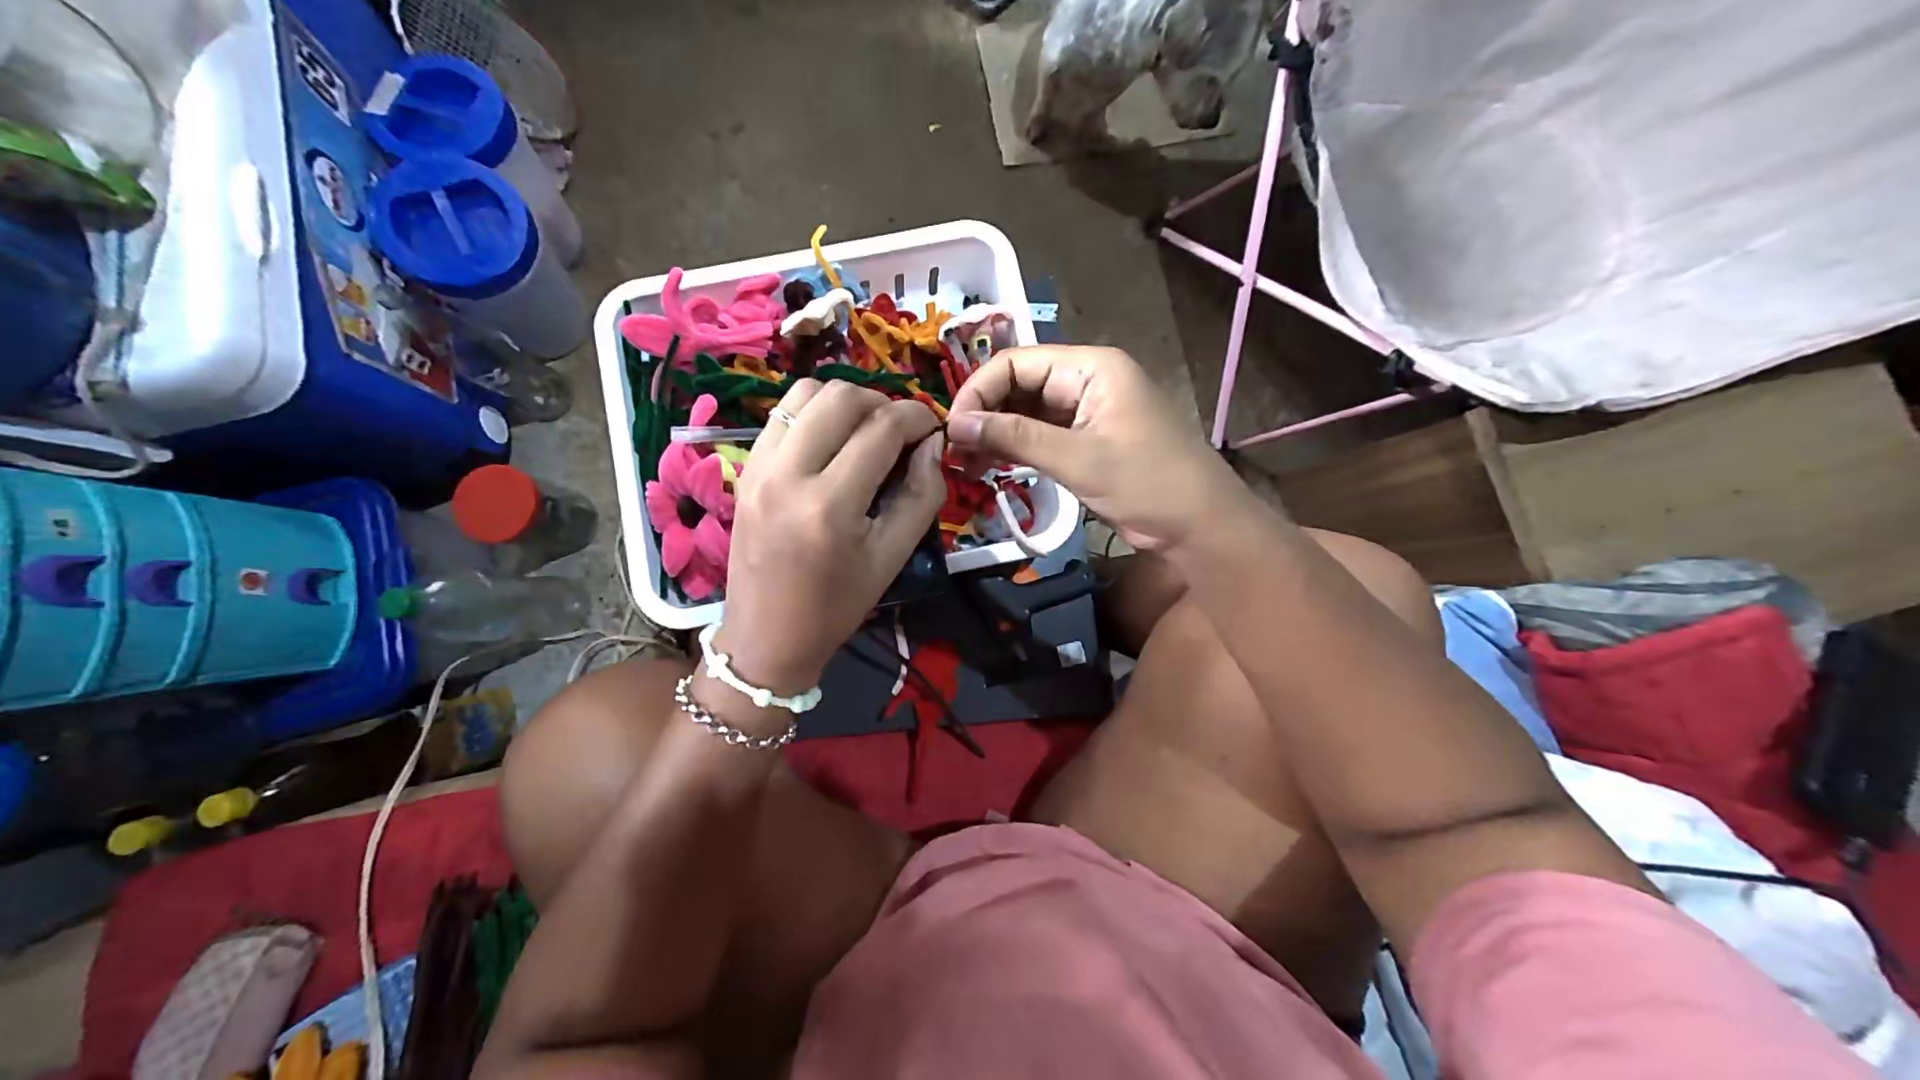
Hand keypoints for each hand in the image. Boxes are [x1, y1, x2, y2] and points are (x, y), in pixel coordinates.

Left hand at [711, 379, 945, 696]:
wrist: (767, 636)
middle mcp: (788, 474)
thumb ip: (923, 495)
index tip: (934, 428)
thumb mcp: (893, 557)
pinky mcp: (744, 468)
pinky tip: (830, 443)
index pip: (883, 428)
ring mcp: (758, 467)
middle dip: (883, 402)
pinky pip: (781, 414)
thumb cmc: (837, 605)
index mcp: (830, 505)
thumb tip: (934, 444)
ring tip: (864, 431)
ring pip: (806, 393)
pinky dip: (813, 414)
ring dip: (844, 402)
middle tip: (900, 431)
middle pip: (842, 396)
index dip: (918, 417)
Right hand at [947, 345, 1254, 551]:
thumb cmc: (1146, 483)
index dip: (979, 391)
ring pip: (1026, 412)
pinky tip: (990, 468)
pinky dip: (1015, 449)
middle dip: (985, 415)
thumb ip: (1014, 437)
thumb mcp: (1076, 458)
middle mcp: (1086, 381)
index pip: (1017, 362)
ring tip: (966, 465)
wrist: (1198, 526)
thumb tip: (956, 424)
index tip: (953, 429)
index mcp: (1091, 367)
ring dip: (996, 435)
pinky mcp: (1087, 441)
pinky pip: (1040, 435)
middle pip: (1019, 385)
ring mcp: (1087, 412)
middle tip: (955, 452)